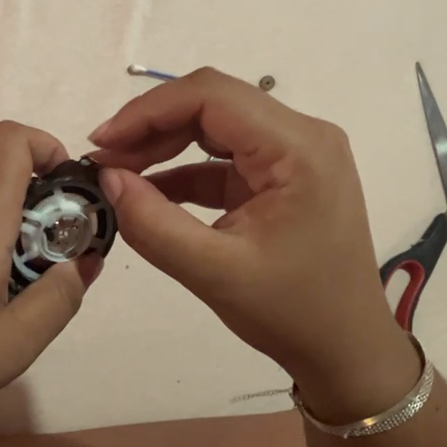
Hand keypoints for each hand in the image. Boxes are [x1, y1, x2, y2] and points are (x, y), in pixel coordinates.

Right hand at [90, 69, 416, 414]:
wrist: (344, 349)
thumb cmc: (290, 312)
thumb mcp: (213, 271)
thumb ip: (154, 223)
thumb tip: (107, 178)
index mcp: (298, 148)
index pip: (212, 97)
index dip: (148, 111)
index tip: (102, 142)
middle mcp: (302, 137)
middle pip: (212, 105)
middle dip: (150, 127)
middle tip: (102, 162)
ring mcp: (293, 156)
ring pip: (213, 128)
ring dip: (162, 147)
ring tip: (116, 175)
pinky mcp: (280, 179)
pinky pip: (222, 160)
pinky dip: (181, 172)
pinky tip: (146, 193)